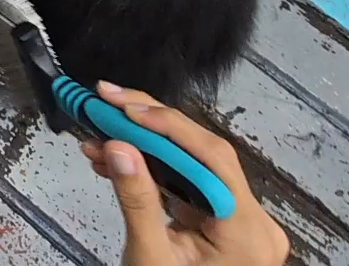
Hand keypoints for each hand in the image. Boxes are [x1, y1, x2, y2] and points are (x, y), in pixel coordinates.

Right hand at [78, 83, 288, 265]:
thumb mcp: (150, 259)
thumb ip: (137, 201)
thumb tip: (117, 145)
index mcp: (247, 232)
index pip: (211, 158)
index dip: (166, 124)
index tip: (120, 105)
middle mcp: (253, 220)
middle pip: (202, 152)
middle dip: (148, 121)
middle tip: (103, 98)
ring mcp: (237, 221)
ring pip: (189, 160)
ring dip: (139, 141)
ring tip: (95, 129)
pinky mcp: (218, 222)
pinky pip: (182, 180)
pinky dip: (146, 164)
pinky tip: (109, 158)